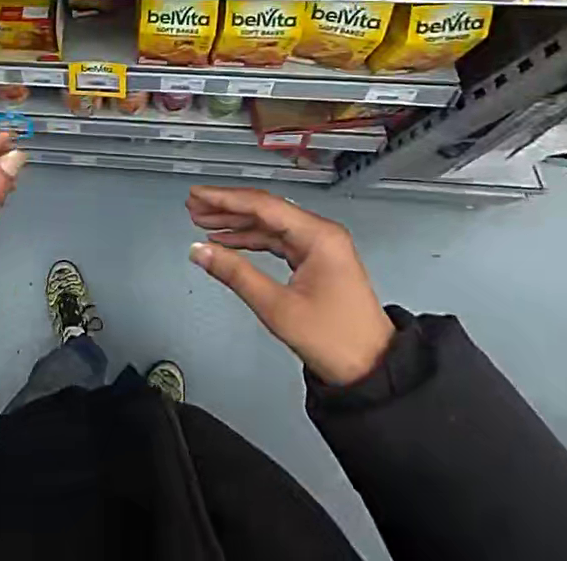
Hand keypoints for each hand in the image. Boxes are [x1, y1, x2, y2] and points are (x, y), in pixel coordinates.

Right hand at [186, 186, 394, 385]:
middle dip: (226, 208)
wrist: (372, 371)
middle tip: (194, 206)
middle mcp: (321, 234)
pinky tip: (228, 241)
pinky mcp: (315, 260)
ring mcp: (319, 246)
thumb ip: (235, 274)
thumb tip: (200, 250)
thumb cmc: (336, 340)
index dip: (225, 198)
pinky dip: (250, 239)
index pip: (262, 205)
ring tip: (203, 222)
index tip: (198, 195)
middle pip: (265, 210)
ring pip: (268, 224)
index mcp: (319, 236)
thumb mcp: (277, 307)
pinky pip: (276, 240)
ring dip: (235, 223)